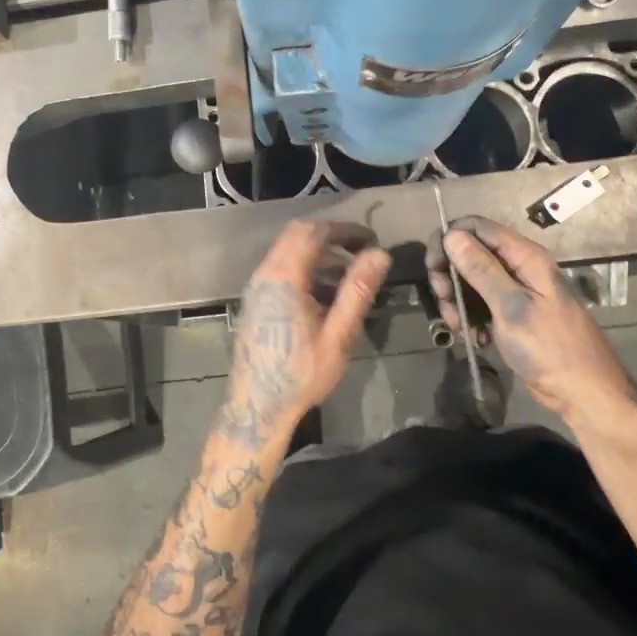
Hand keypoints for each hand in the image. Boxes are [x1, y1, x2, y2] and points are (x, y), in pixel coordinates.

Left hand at [217, 220, 390, 448]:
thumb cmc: (301, 374)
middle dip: (332, 237)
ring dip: (320, 254)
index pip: (312, 232)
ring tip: (351, 275)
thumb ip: (357, 291)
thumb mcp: (338, 335)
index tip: (371, 239)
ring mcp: (257, 287)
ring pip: (288, 252)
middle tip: (363, 250)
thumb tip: (380, 254)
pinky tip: (328, 294)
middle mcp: (265, 274)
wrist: (258, 406)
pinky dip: (307, 269)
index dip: (344, 229)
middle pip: (297, 236)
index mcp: (283, 278)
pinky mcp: (257, 300)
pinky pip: (282, 270)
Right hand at [426, 216, 636, 419]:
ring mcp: (514, 291)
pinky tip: (475, 337)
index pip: (476, 227)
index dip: (450, 239)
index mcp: (525, 256)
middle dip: (450, 275)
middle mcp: (518, 267)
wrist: (581, 392)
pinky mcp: (510, 313)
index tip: (434, 266)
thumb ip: (481, 269)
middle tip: (445, 302)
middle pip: (469, 253)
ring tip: (461, 328)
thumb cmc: (550, 347)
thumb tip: (451, 235)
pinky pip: (479, 304)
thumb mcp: (512, 307)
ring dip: (457, 301)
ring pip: (470, 281)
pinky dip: (470, 317)